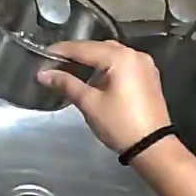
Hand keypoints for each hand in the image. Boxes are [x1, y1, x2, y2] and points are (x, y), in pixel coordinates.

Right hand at [36, 40, 171, 154]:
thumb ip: (66, 83)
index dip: (62, 50)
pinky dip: (106, 66)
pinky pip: (122, 64)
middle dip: (77, 54)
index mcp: (121, 57)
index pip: (84, 48)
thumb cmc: (119, 124)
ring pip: (111, 55)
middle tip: (55, 63)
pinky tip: (93, 77)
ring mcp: (144, 65)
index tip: (44, 54)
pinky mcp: (148, 77)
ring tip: (71, 70)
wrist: (153, 147)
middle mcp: (135, 55)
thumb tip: (43, 74)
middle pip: (99, 48)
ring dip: (91, 60)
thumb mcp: (89, 103)